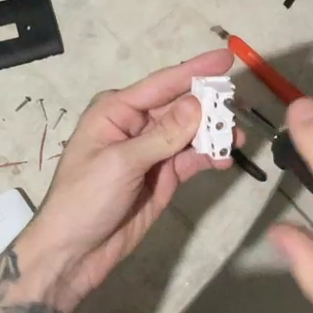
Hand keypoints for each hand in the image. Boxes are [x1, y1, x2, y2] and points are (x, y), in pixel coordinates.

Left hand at [12, 50, 237, 311]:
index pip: (162, 84)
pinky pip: (192, 157)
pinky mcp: (163, 176)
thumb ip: (162, 135)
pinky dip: (209, 156)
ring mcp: (152, 151)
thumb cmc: (85, 199)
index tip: (227, 58)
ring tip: (237, 139)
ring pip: (191, 132)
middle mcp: (136, 124)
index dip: (195, 70)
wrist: (73, 254)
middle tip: (239, 108)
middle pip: (181, 106)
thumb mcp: (121, 163)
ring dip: (214, 134)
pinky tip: (224, 160)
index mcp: (117, 110)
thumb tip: (197, 103)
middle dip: (211, 106)